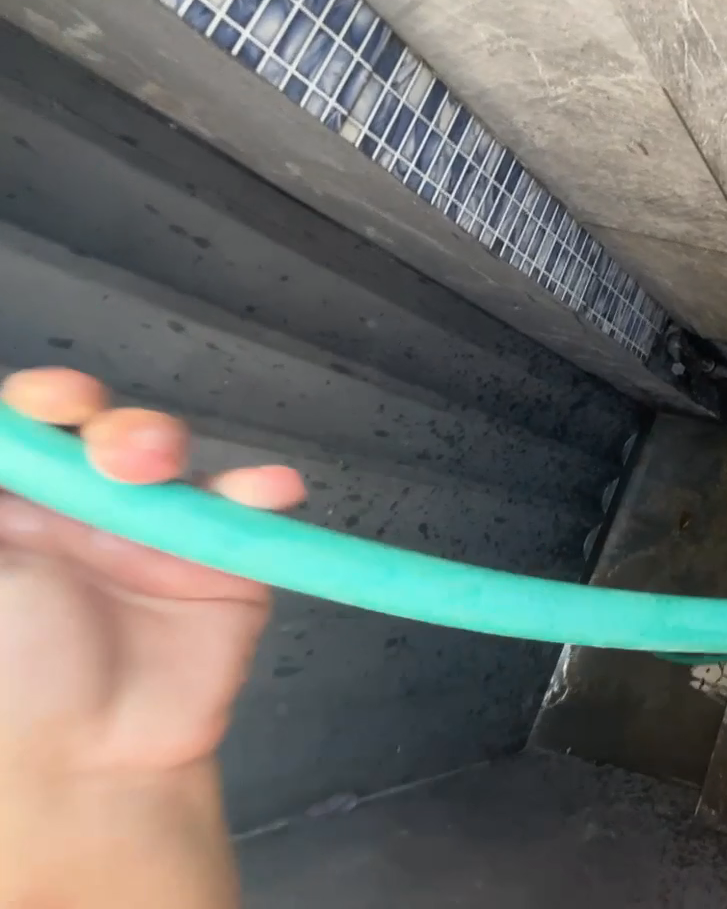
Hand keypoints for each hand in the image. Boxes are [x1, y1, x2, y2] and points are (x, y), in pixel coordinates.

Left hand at [0, 368, 305, 778]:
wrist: (85, 755)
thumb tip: (6, 444)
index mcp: (1, 519)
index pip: (20, 438)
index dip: (35, 407)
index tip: (46, 405)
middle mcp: (72, 514)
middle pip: (95, 433)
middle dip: (106, 422)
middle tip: (110, 451)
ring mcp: (154, 531)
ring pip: (172, 457)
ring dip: (164, 441)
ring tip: (157, 464)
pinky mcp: (226, 553)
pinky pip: (252, 507)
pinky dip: (264, 490)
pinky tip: (267, 489)